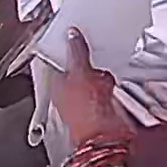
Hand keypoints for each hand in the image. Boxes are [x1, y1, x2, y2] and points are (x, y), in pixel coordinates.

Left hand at [54, 28, 132, 144]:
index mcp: (55, 84)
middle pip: (77, 66)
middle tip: (91, 51)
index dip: (64, 46)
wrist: (107, 134)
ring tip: (102, 74)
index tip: (73, 32)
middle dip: (87, 59)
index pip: (57, 59)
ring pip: (93, 75)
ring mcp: (85, 98)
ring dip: (100, 72)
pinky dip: (110, 82)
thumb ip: (77, 51)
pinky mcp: (101, 103)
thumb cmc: (85, 110)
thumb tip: (72, 35)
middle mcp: (68, 92)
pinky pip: (106, 84)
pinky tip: (111, 83)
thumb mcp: (80, 71)